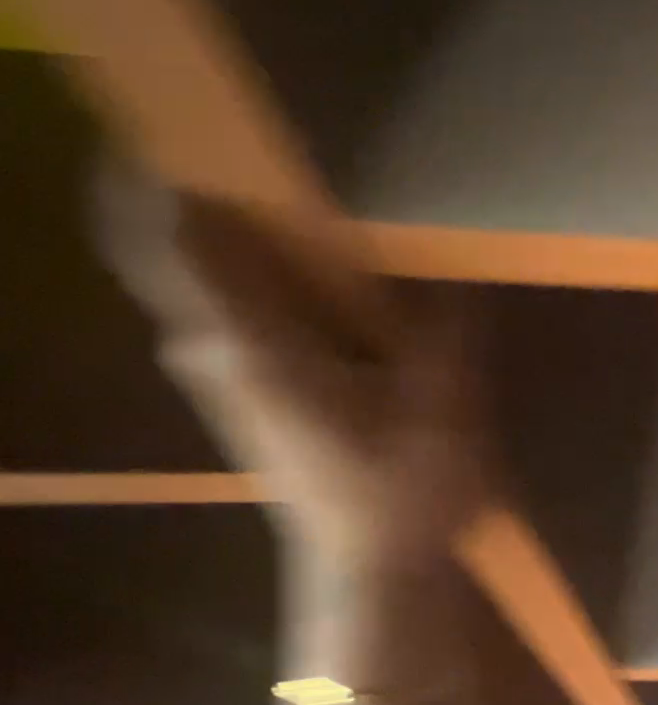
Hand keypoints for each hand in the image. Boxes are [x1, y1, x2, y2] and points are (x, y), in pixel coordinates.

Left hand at [96, 174, 489, 569]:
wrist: (378, 570)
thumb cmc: (408, 487)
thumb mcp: (448, 402)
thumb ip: (447, 328)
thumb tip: (452, 270)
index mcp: (256, 345)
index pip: (171, 240)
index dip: (158, 177)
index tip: (187, 133)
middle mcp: (217, 354)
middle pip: (188, 258)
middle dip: (224, 209)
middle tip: (297, 184)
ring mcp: (228, 382)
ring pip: (216, 294)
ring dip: (256, 257)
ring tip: (330, 241)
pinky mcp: (251, 403)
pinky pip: (242, 325)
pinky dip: (271, 297)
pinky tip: (341, 309)